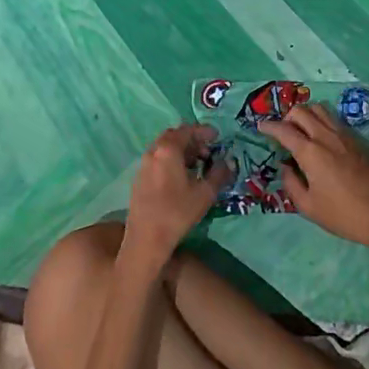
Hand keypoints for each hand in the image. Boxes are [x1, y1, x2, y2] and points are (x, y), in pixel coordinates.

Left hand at [122, 125, 233, 264]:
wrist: (147, 237)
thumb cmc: (178, 212)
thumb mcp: (205, 193)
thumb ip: (219, 174)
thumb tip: (228, 162)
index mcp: (168, 150)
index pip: (187, 130)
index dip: (204, 131)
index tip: (217, 136)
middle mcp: (153, 151)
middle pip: (174, 136)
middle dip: (192, 140)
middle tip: (208, 151)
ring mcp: (143, 163)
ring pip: (164, 148)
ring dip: (182, 150)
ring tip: (197, 165)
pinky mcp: (139, 176)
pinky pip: (158, 158)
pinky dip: (171, 159)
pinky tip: (181, 176)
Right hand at [261, 104, 368, 250]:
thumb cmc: (343, 214)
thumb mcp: (308, 206)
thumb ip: (291, 183)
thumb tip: (285, 167)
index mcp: (310, 152)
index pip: (283, 130)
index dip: (269, 127)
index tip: (260, 127)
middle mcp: (325, 136)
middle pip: (301, 111)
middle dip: (287, 117)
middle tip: (283, 133)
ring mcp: (343, 136)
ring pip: (319, 109)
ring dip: (306, 115)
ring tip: (302, 131)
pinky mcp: (356, 140)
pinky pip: (333, 119)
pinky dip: (321, 121)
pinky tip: (321, 139)